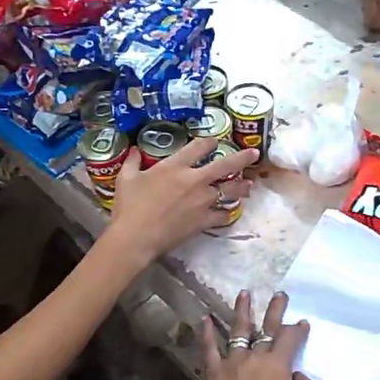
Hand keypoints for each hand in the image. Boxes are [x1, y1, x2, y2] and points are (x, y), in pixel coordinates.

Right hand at [106, 137, 257, 258]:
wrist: (136, 237)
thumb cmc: (129, 207)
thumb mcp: (126, 179)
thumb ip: (132, 162)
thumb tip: (134, 150)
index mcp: (175, 166)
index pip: (200, 146)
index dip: (210, 142)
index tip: (214, 142)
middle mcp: (195, 179)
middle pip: (226, 164)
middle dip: (243, 158)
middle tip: (254, 154)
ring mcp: (203, 201)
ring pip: (231, 189)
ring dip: (241, 186)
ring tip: (248, 186)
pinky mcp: (204, 221)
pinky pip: (223, 215)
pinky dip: (228, 213)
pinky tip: (230, 212)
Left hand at [188, 291, 319, 379]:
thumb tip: (299, 375)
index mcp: (277, 367)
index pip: (290, 340)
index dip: (298, 330)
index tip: (303, 322)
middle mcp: (253, 358)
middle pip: (266, 328)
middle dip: (275, 310)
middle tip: (280, 294)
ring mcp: (231, 363)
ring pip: (237, 331)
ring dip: (242, 311)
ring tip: (244, 293)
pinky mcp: (213, 373)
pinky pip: (209, 348)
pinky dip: (207, 332)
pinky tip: (205, 318)